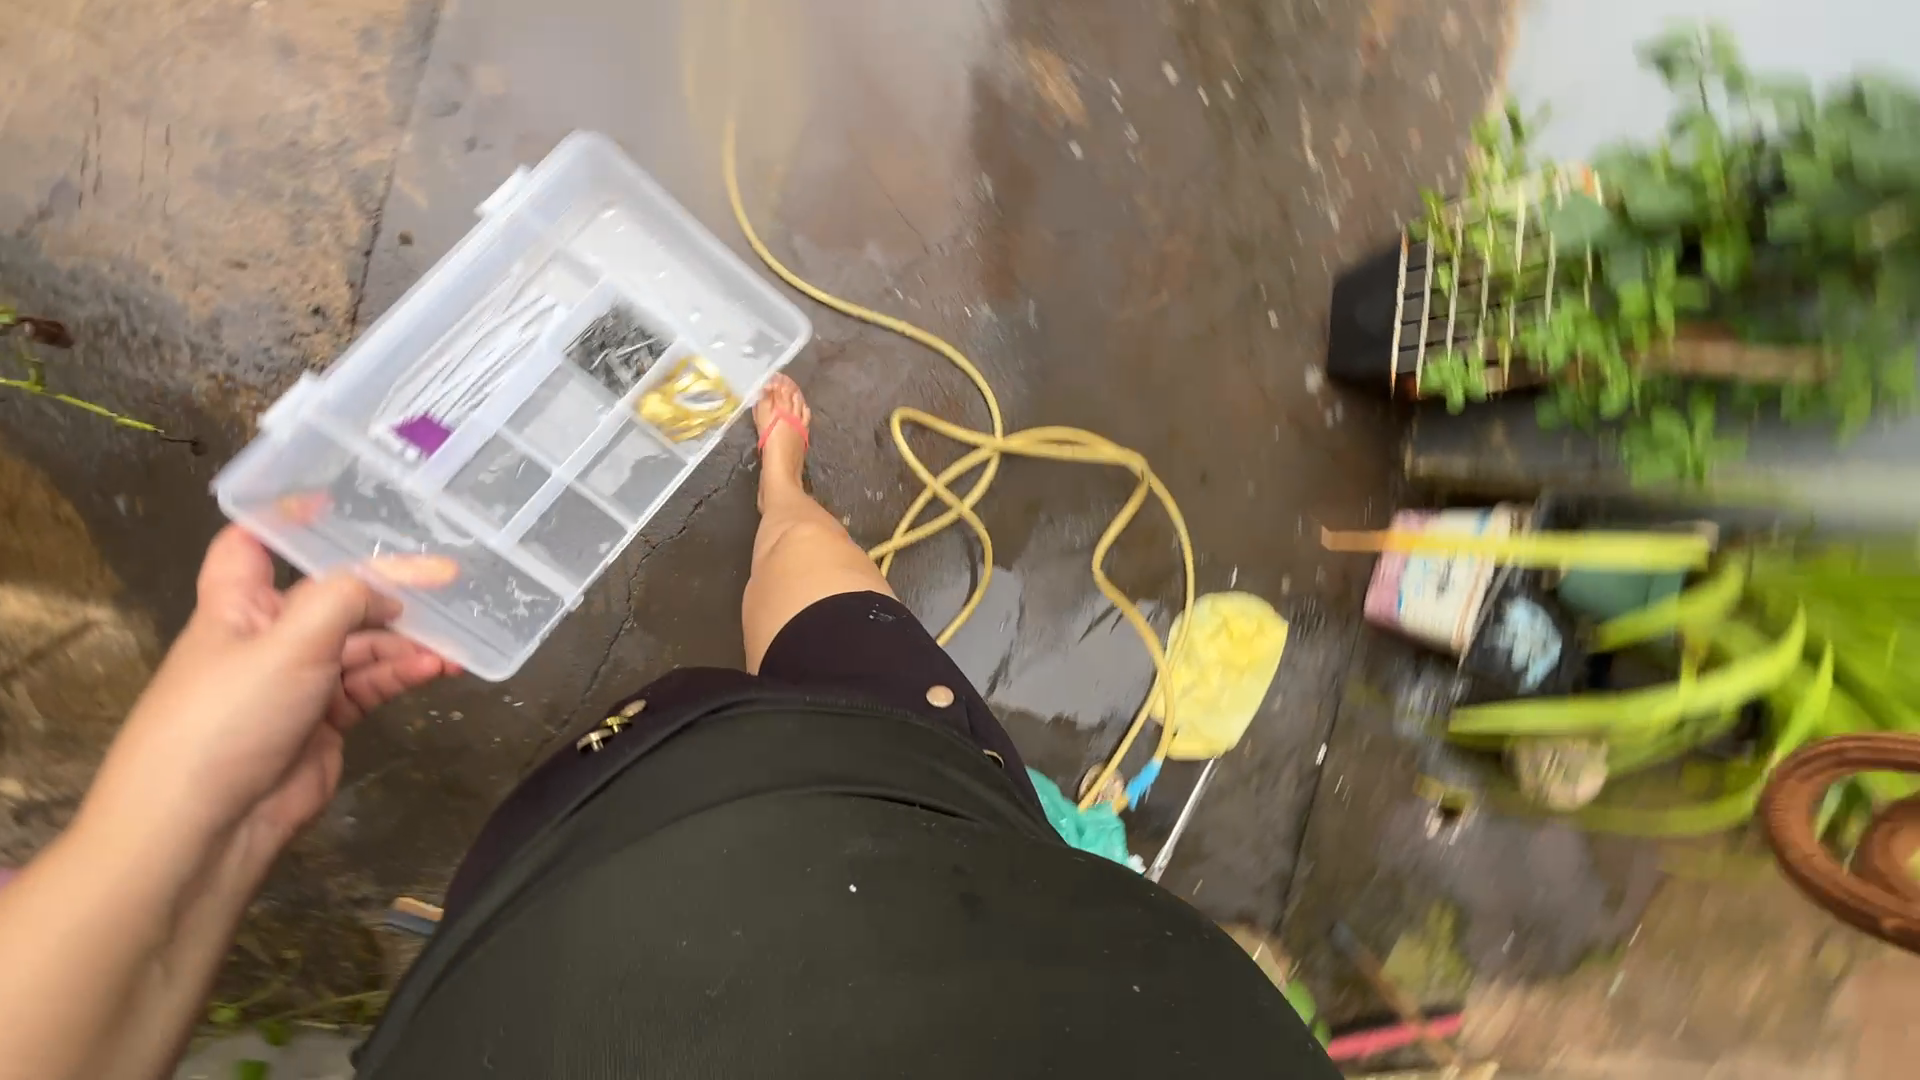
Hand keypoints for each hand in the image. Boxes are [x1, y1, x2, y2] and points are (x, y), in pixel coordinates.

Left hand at [85, 527, 458, 864]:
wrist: (209, 823)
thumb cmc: (230, 717)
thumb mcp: (286, 642)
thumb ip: (344, 599)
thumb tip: (392, 588)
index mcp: (239, 609)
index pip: (251, 548)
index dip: (286, 519)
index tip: (337, 499)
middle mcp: (272, 638)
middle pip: (337, 598)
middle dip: (388, 591)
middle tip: (450, 583)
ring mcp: (303, 678)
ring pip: (367, 643)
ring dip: (411, 640)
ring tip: (457, 639)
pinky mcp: (330, 715)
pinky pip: (378, 681)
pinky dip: (410, 672)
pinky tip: (443, 668)